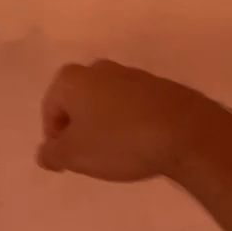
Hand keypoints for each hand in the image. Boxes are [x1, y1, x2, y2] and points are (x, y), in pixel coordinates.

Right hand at [36, 60, 231, 182]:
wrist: (187, 133)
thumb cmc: (119, 141)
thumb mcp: (76, 155)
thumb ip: (52, 154)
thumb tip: (44, 154)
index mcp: (71, 79)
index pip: (50, 110)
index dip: (55, 139)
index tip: (69, 161)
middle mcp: (98, 69)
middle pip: (79, 103)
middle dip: (81, 129)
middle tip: (92, 157)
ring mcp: (132, 75)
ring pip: (108, 104)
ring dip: (108, 126)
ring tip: (121, 154)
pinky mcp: (161, 87)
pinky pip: (136, 107)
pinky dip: (134, 124)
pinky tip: (145, 145)